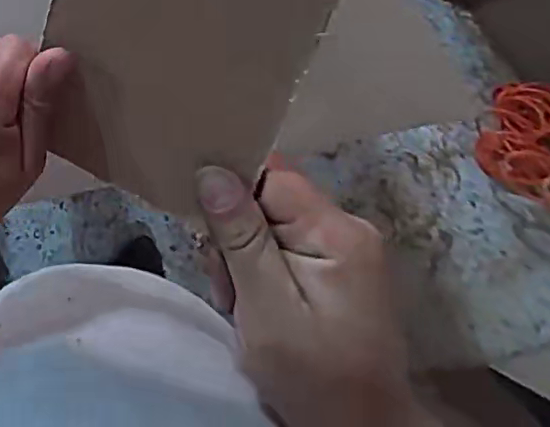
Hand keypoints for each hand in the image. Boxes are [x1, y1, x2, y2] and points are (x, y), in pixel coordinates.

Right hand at [196, 160, 430, 426]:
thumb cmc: (316, 377)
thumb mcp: (268, 309)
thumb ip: (240, 238)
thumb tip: (211, 172)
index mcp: (339, 231)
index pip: (268, 176)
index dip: (230, 189)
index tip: (204, 220)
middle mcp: (345, 227)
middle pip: (264, 196)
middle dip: (230, 230)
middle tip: (225, 281)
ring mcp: (340, 248)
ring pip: (263, 219)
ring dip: (238, 252)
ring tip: (238, 299)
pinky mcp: (329, 266)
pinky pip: (275, 241)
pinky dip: (252, 265)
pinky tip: (250, 299)